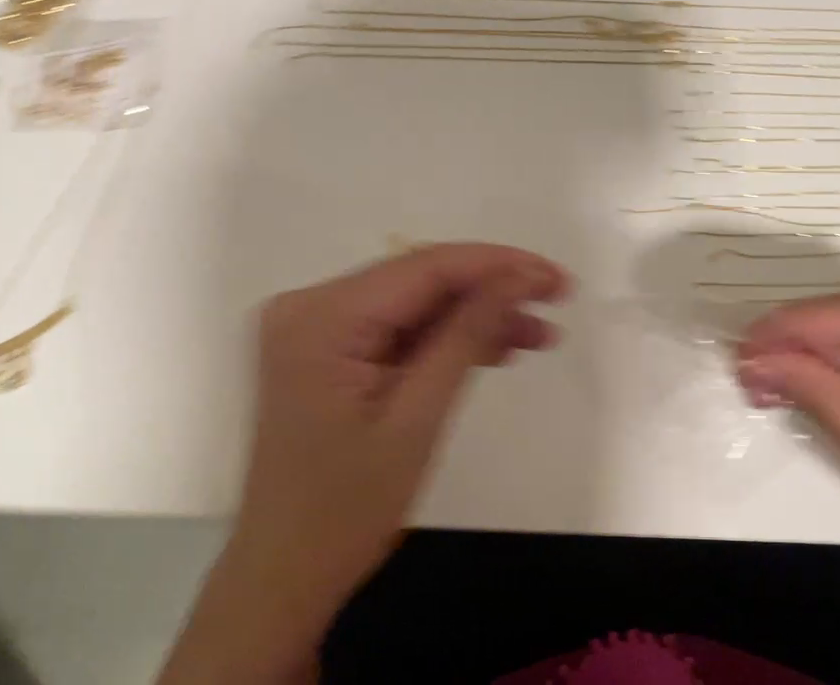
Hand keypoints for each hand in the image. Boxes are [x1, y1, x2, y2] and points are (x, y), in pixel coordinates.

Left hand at [161, 244, 567, 684]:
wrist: (283, 575)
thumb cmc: (346, 509)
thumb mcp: (418, 418)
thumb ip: (467, 335)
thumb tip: (517, 276)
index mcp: (320, 318)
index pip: (424, 267)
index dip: (498, 265)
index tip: (557, 278)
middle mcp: (308, 306)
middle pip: (418, 280)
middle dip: (490, 291)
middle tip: (555, 305)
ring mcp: (312, 328)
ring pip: (412, 303)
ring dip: (473, 316)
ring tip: (537, 336)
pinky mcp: (324, 351)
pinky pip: (395, 329)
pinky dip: (442, 338)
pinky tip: (493, 350)